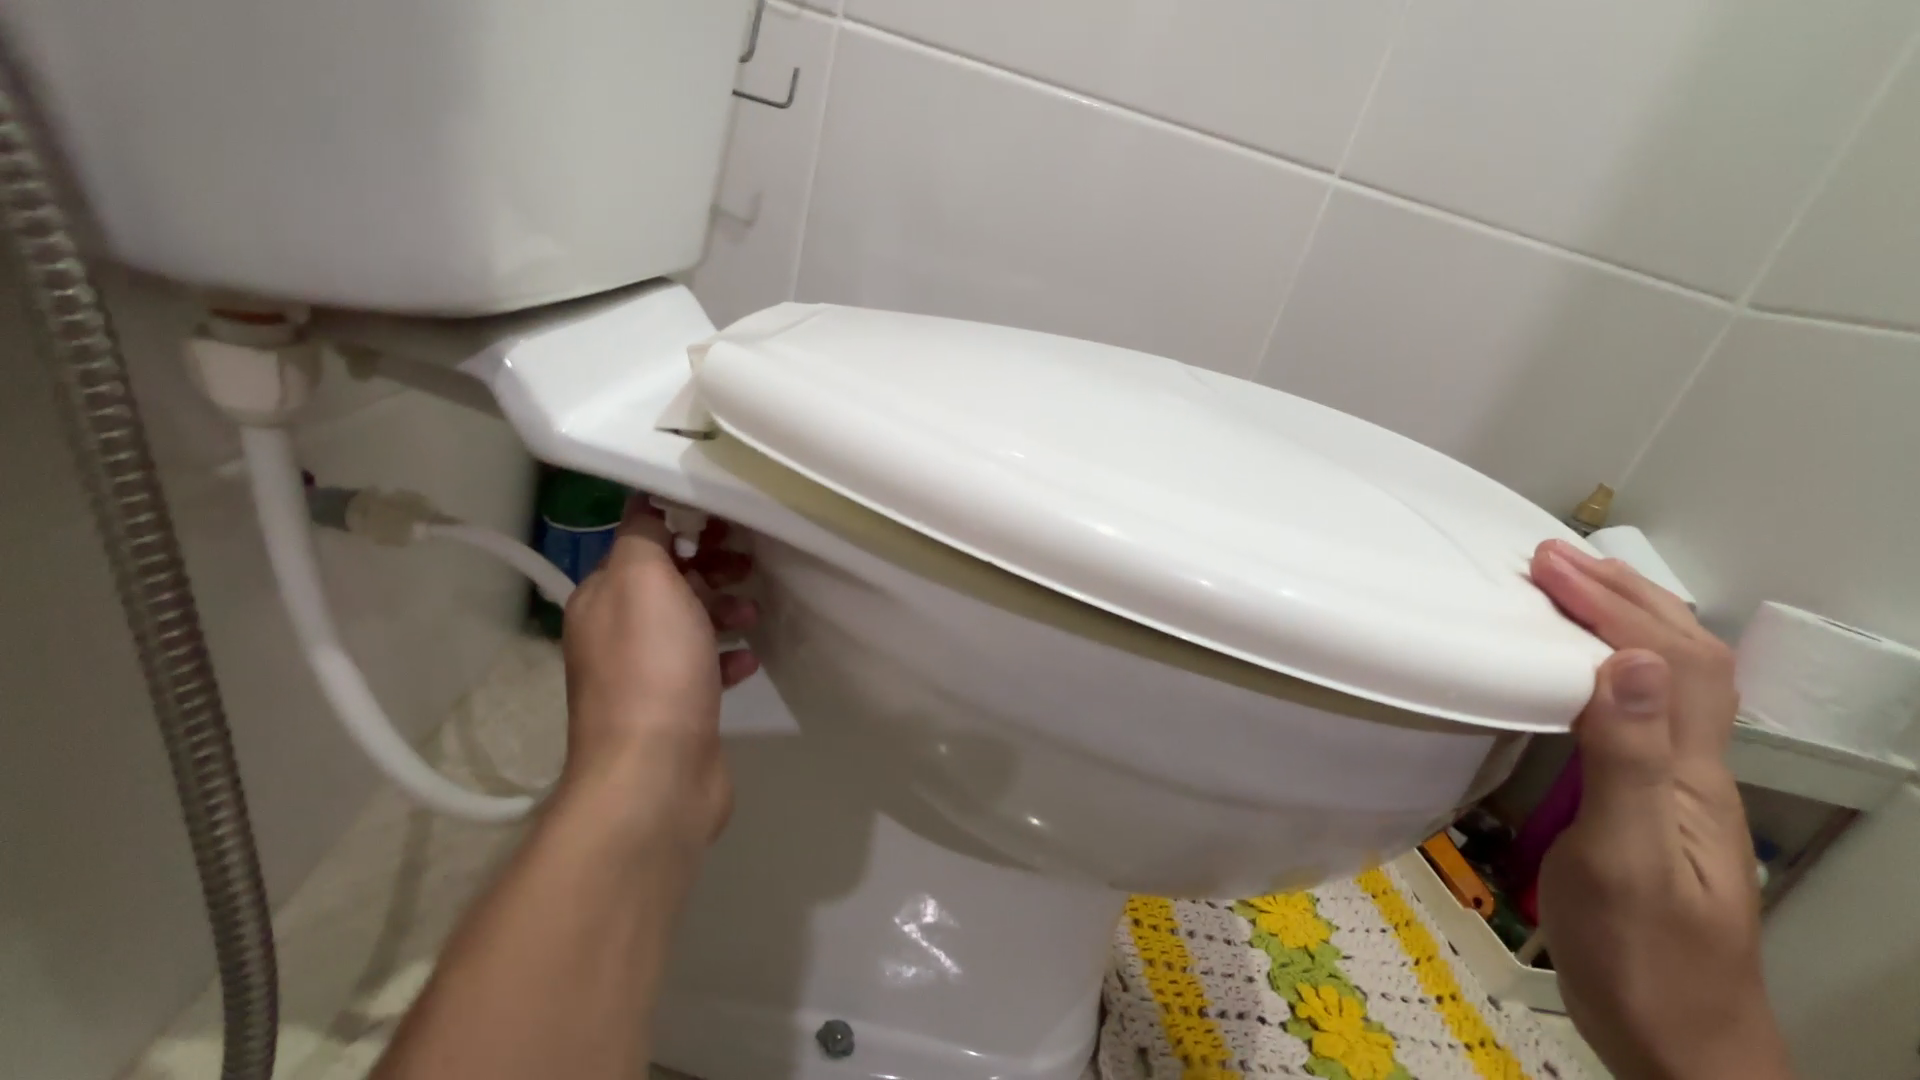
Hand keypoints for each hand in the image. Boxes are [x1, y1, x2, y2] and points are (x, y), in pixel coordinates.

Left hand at [558, 497, 758, 850]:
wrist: (656, 773)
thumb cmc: (652, 668)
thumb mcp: (643, 581)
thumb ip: (644, 536)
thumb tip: (648, 507)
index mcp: (602, 598)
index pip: (639, 542)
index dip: (681, 524)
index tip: (726, 517)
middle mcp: (616, 633)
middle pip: (667, 583)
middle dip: (708, 567)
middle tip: (748, 563)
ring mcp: (645, 675)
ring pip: (688, 624)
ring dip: (723, 609)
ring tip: (754, 611)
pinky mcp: (676, 710)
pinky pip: (705, 668)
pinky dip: (727, 657)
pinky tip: (749, 659)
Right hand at [1529, 539, 1791, 1079]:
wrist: (1678, 1042)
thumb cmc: (1640, 958)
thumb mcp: (1622, 862)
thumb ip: (1628, 763)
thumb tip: (1631, 662)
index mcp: (1692, 777)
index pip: (1670, 663)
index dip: (1611, 606)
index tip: (1544, 567)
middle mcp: (1696, 771)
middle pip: (1685, 661)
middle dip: (1623, 597)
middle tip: (1552, 559)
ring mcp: (1678, 791)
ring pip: (1672, 684)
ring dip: (1627, 621)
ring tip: (1569, 589)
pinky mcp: (1649, 808)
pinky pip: (1642, 713)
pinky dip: (1613, 665)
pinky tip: (1581, 668)